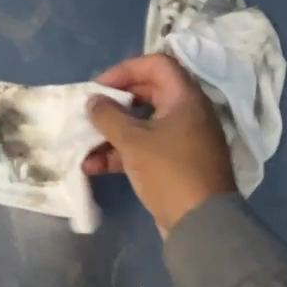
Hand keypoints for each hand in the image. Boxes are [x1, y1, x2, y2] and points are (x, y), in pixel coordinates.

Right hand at [85, 54, 237, 234]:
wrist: (201, 222)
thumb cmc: (169, 170)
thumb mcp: (133, 140)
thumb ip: (108, 116)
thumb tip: (93, 100)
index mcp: (185, 98)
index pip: (157, 64)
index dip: (126, 69)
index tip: (100, 86)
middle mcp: (187, 113)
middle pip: (147, 94)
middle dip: (114, 104)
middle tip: (91, 112)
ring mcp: (183, 139)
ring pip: (142, 125)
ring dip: (112, 134)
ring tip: (85, 147)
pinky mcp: (175, 163)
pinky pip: (145, 148)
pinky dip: (121, 153)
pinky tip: (94, 167)